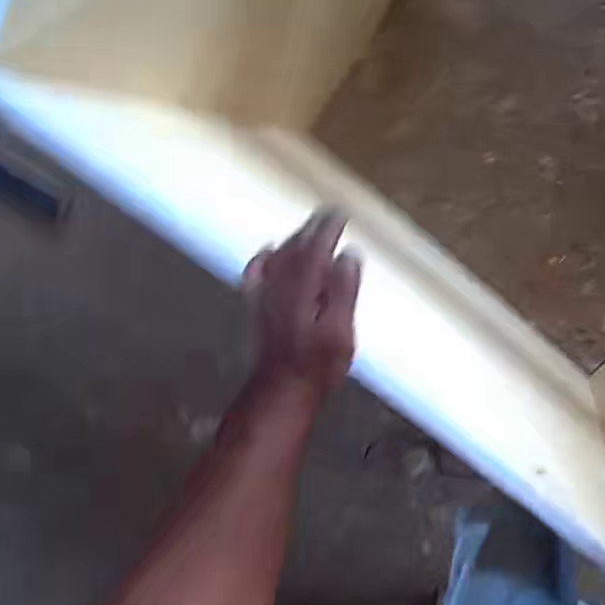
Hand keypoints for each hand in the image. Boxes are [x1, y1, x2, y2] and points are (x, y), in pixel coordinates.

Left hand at [240, 209, 361, 401]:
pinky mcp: (256, 311)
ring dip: (293, 240)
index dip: (328, 228)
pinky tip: (267, 254)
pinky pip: (256, 275)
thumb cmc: (316, 367)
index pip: (316, 248)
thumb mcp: (340, 332)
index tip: (339, 212)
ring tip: (306, 230)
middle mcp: (279, 287)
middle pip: (295, 247)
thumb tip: (349, 254)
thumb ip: (344, 291)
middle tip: (326, 214)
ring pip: (277, 258)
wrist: (279, 392)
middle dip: (311, 228)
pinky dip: (264, 259)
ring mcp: (264, 298)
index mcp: (304, 288)